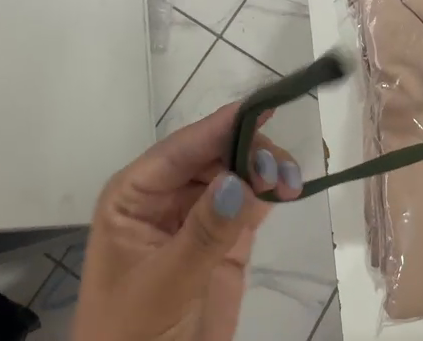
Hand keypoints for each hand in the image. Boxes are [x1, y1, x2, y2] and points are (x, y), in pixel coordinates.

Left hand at [74, 104, 303, 340]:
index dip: (223, 124)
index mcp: (135, 195)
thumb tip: (238, 180)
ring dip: (267, 167)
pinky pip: (252, 198)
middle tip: (279, 172)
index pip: (182, 147)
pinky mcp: (226, 237)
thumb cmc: (132, 337)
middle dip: (252, 150)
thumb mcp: (163, 286)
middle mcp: (166, 195)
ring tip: (290, 185)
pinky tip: (290, 190)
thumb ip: (202, 233)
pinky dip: (273, 188)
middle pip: (216, 150)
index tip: (265, 106)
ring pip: (239, 170)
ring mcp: (198, 214)